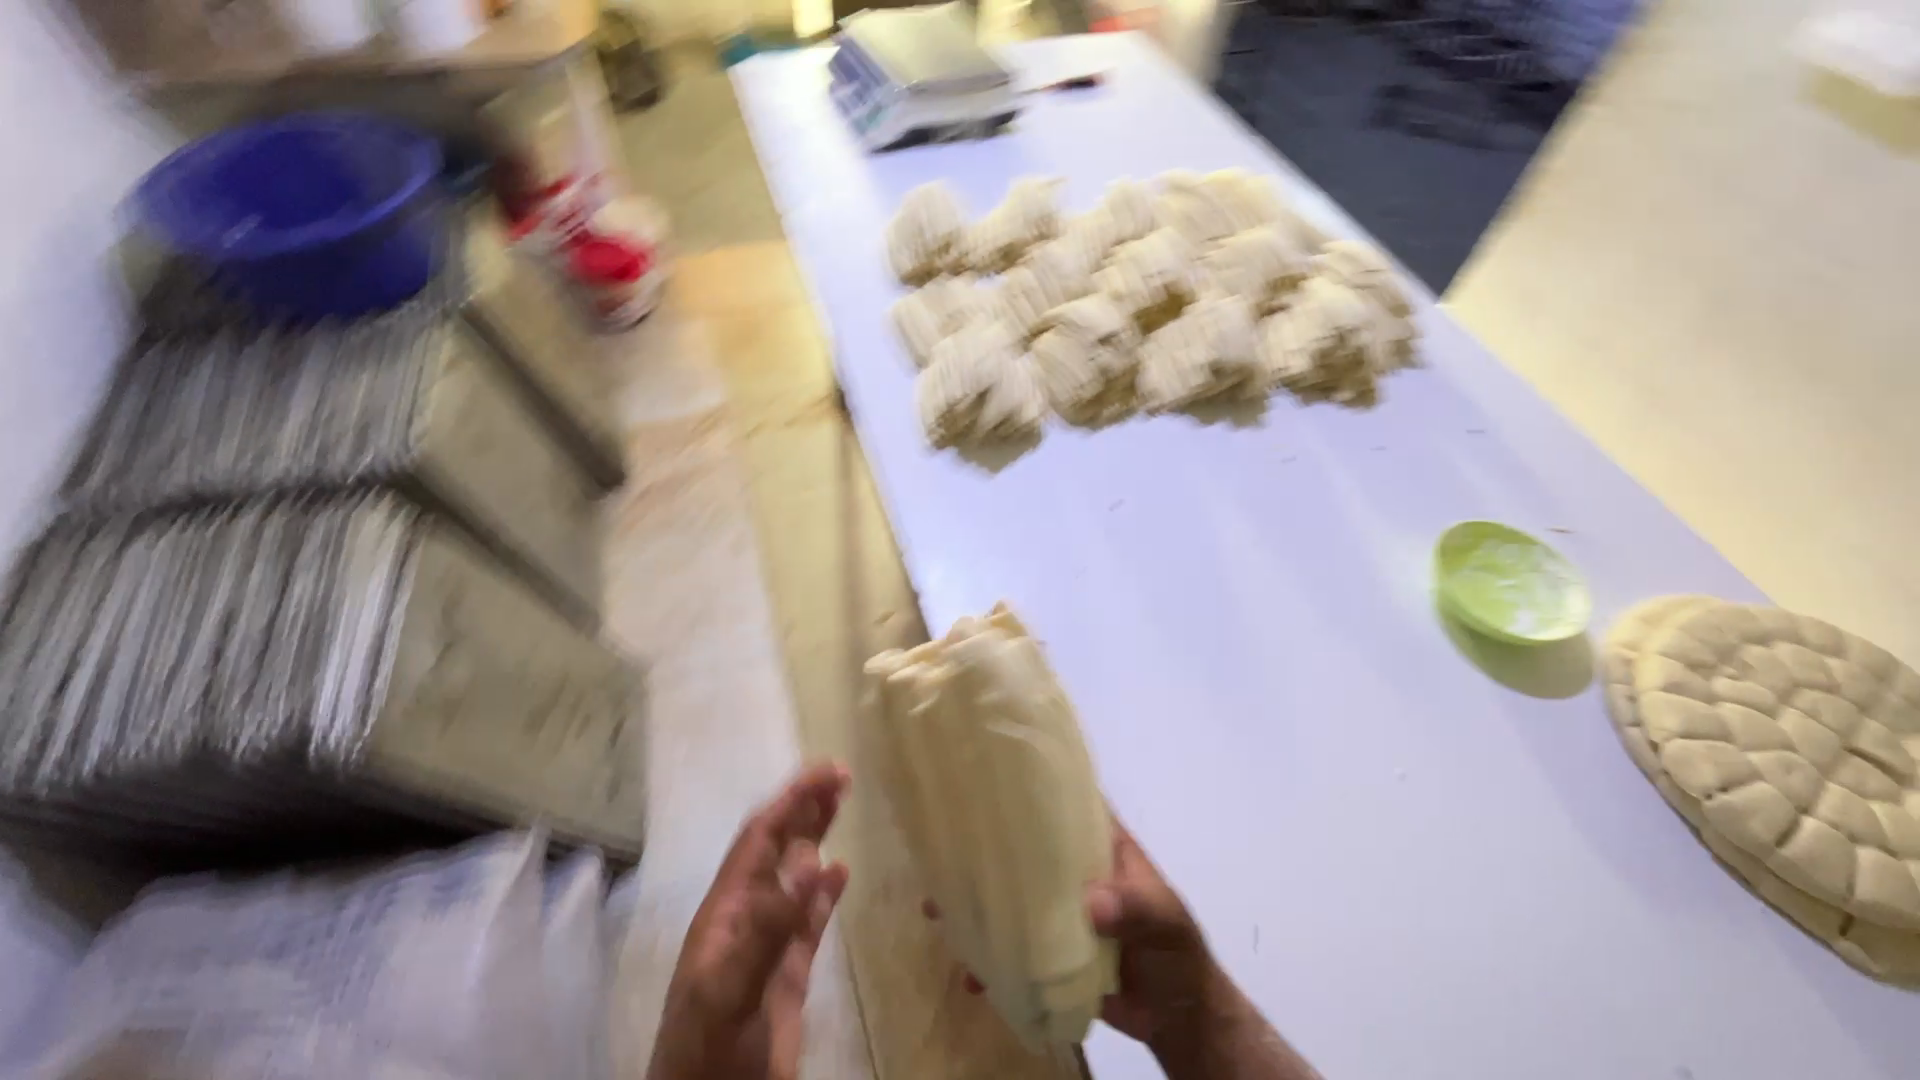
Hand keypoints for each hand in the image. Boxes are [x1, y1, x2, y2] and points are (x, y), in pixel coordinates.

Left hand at [648, 764, 851, 1079]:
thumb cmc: (708, 1051)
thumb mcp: (729, 988)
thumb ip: (767, 927)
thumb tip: (812, 862)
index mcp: (726, 911)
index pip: (760, 838)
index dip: (790, 801)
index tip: (825, 771)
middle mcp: (745, 917)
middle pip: (777, 847)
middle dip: (805, 808)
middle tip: (842, 775)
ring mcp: (767, 944)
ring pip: (795, 876)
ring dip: (816, 838)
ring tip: (842, 803)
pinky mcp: (788, 974)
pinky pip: (809, 920)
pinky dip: (826, 892)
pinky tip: (843, 872)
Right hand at [921, 813, 1222, 1046]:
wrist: (1179, 1016)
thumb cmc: (1177, 950)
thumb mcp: (1164, 920)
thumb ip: (1134, 909)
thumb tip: (1090, 903)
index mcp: (1100, 846)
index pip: (1062, 803)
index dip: (1028, 789)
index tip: (982, 783)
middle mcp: (1072, 872)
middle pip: (1022, 852)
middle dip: (981, 853)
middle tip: (940, 855)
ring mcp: (1058, 913)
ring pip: (1009, 900)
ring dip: (975, 907)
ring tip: (936, 912)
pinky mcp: (1050, 955)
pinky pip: (1013, 951)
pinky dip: (991, 963)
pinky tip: (972, 976)